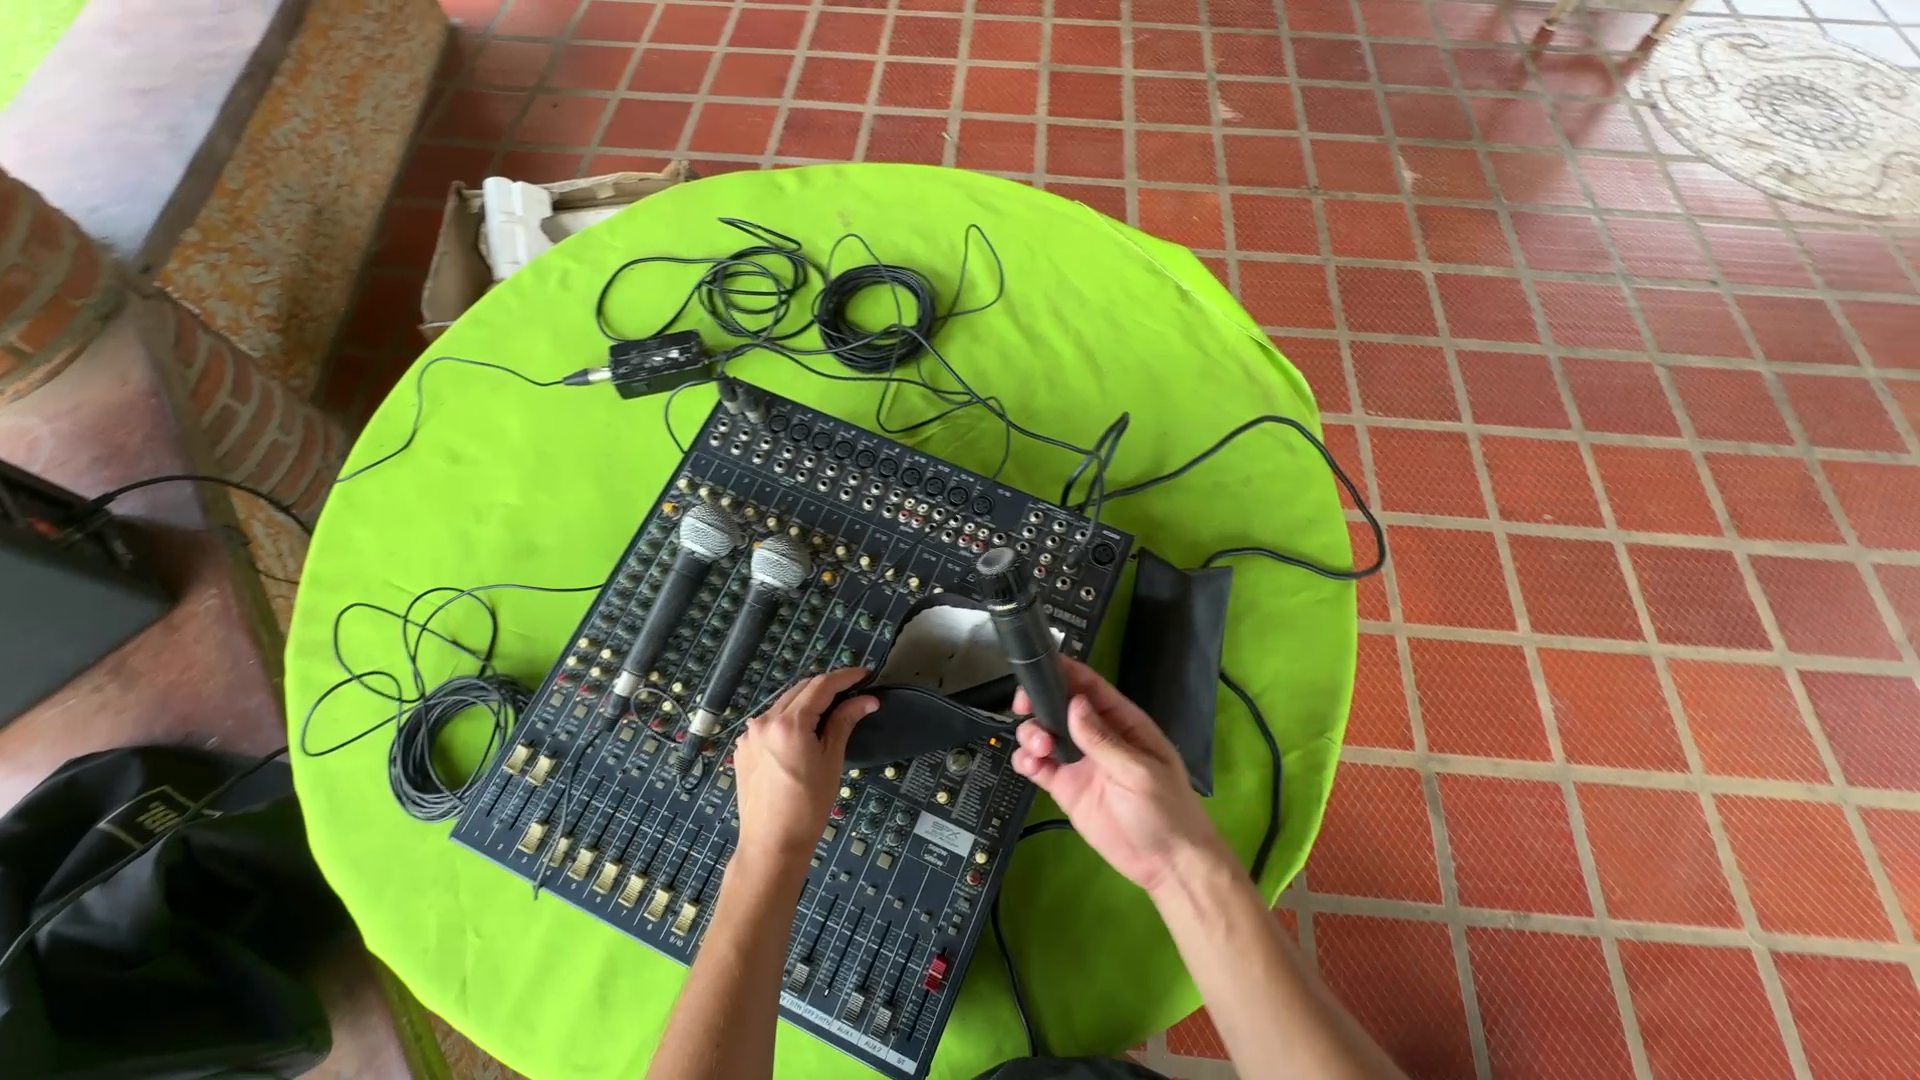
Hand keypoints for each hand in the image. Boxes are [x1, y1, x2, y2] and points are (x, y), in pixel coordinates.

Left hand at [731, 668, 876, 882]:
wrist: (772, 844)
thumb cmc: (808, 806)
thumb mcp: (832, 761)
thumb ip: (844, 722)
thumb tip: (867, 700)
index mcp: (788, 723)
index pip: (821, 686)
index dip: (845, 677)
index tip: (865, 674)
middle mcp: (764, 721)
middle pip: (801, 690)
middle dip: (827, 687)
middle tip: (853, 692)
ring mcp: (750, 734)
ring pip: (784, 704)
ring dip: (807, 702)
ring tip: (832, 711)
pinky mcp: (744, 748)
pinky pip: (770, 722)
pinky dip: (789, 719)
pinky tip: (804, 733)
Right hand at [1011, 658, 1229, 894]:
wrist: (1166, 864)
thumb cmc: (1166, 811)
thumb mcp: (1139, 772)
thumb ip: (1104, 740)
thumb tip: (1074, 704)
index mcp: (1122, 722)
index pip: (1089, 687)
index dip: (1064, 672)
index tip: (1038, 666)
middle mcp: (1096, 736)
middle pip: (1058, 706)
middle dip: (1038, 701)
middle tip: (1025, 706)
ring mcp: (1079, 761)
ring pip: (1043, 733)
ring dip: (1032, 733)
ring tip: (1039, 749)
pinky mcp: (1064, 787)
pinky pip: (1038, 765)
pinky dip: (1026, 760)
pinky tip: (1029, 765)